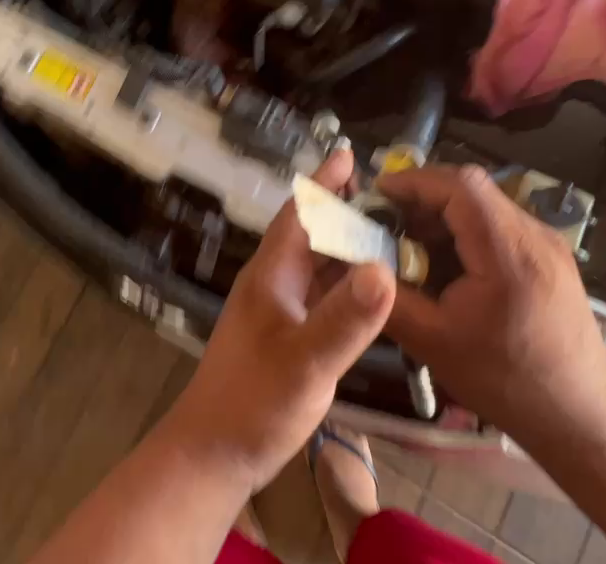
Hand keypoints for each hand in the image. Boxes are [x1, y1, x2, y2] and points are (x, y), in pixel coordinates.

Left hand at [157, 154, 396, 493]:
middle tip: (391, 199)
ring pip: (316, 266)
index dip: (322, 184)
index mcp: (271, 275)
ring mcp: (277, 312)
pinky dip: (346, 285)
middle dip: (344, 211)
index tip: (350, 154)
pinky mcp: (284, 337)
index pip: (299, 215)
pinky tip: (371, 292)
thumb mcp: (307, 361)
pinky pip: (320, 296)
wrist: (214, 452)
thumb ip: (345, 318)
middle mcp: (273, 284)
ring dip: (347, 247)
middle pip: (310, 235)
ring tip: (391, 235)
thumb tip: (384, 267)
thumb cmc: (254, 402)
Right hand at [381, 165, 605, 452]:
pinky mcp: (551, 255)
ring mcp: (548, 243)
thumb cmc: (505, 382)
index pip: (460, 187)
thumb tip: (350, 261)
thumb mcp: (432, 343)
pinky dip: (464, 230)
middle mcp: (535, 237)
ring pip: (484, 203)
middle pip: (471, 189)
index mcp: (509, 256)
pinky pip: (499, 223)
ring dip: (442, 214)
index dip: (414, 182)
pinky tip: (446, 263)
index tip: (377, 196)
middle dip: (422, 197)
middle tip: (386, 223)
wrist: (580, 418)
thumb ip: (389, 295)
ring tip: (410, 245)